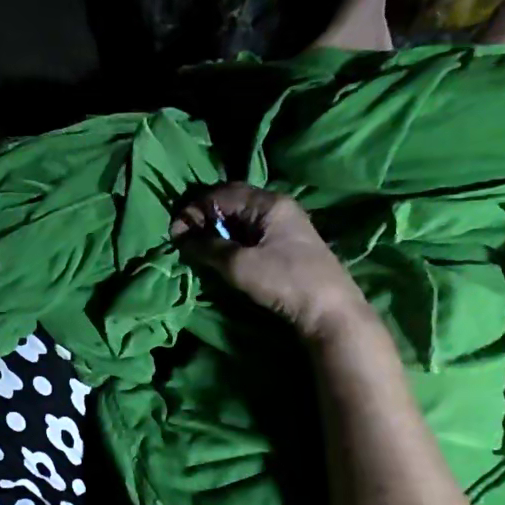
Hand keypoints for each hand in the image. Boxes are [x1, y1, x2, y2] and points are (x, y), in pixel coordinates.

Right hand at [171, 183, 369, 339]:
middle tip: (183, 239)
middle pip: (231, 202)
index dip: (193, 210)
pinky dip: (230, 239)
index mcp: (268, 203)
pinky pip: (250, 232)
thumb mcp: (240, 265)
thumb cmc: (285, 281)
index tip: (175, 233)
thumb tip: (183, 239)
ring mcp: (284, 225)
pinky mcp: (286, 244)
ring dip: (216, 230)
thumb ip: (209, 247)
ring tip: (198, 248)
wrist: (330, 311)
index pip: (221, 194)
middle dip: (203, 217)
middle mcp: (277, 206)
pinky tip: (220, 255)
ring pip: (240, 218)